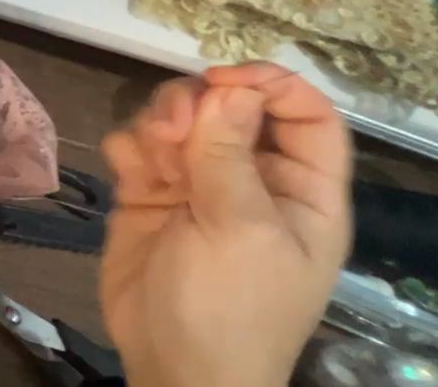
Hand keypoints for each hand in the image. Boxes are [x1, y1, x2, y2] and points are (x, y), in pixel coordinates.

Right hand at [100, 63, 352, 386]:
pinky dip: (129, 148)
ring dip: (157, 126)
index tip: (221, 79)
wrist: (173, 363)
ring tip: (150, 160)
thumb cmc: (230, 306)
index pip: (307, 116)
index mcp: (300, 193)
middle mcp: (251, 180)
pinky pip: (137, 144)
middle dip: (194, 105)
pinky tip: (130, 173)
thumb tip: (231, 87)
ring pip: (177, 118)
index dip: (270, 86)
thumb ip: (230, 155)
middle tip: (171, 129)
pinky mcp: (149, 191)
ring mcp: (197, 184)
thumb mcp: (240, 229)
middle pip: (227, 106)